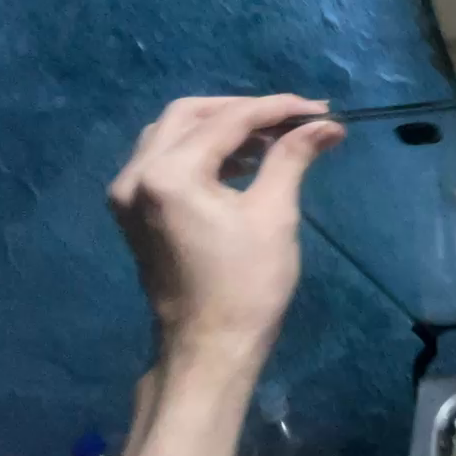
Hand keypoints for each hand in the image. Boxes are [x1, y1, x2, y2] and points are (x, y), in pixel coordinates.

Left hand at [108, 95, 344, 379]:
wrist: (210, 346)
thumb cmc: (248, 283)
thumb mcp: (275, 213)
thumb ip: (293, 158)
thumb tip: (327, 125)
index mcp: (169, 174)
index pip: (228, 121)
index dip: (277, 109)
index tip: (321, 109)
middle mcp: (136, 175)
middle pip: (190, 115)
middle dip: (245, 110)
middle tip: (294, 119)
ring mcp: (128, 193)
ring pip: (174, 133)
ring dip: (223, 126)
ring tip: (274, 137)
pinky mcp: (135, 210)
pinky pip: (166, 158)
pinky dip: (205, 149)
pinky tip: (244, 160)